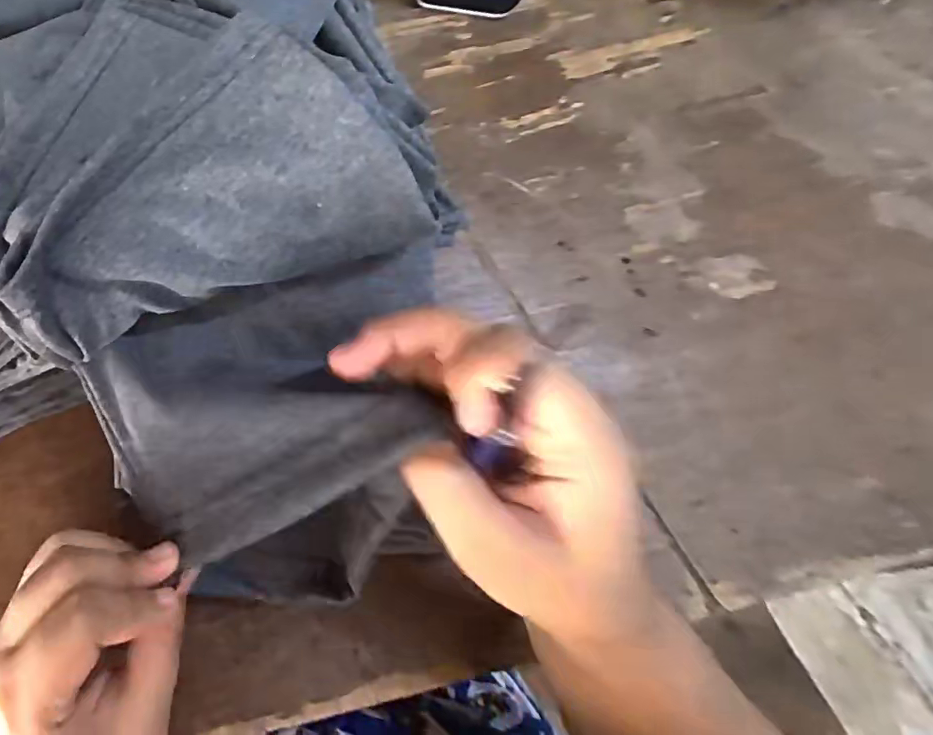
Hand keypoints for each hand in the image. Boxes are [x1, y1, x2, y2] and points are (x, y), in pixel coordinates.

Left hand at [0, 531, 189, 733]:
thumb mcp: (138, 722)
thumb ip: (158, 650)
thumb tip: (176, 581)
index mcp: (22, 692)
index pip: (81, 618)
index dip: (132, 599)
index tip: (172, 591)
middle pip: (64, 572)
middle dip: (123, 562)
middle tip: (169, 561)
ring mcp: (0, 625)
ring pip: (55, 553)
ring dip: (109, 551)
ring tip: (148, 568)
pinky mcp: (12, 612)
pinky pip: (49, 559)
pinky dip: (92, 552)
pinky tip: (122, 568)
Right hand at [330, 309, 654, 645]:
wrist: (585, 599)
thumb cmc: (549, 580)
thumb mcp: (492, 545)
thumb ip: (441, 479)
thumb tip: (394, 426)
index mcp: (571, 423)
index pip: (517, 353)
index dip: (475, 370)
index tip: (467, 429)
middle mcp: (545, 391)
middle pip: (475, 332)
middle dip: (408, 336)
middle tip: (347, 362)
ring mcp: (515, 393)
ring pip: (453, 339)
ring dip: (397, 345)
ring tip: (348, 365)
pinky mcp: (493, 400)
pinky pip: (444, 362)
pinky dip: (403, 362)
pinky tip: (372, 376)